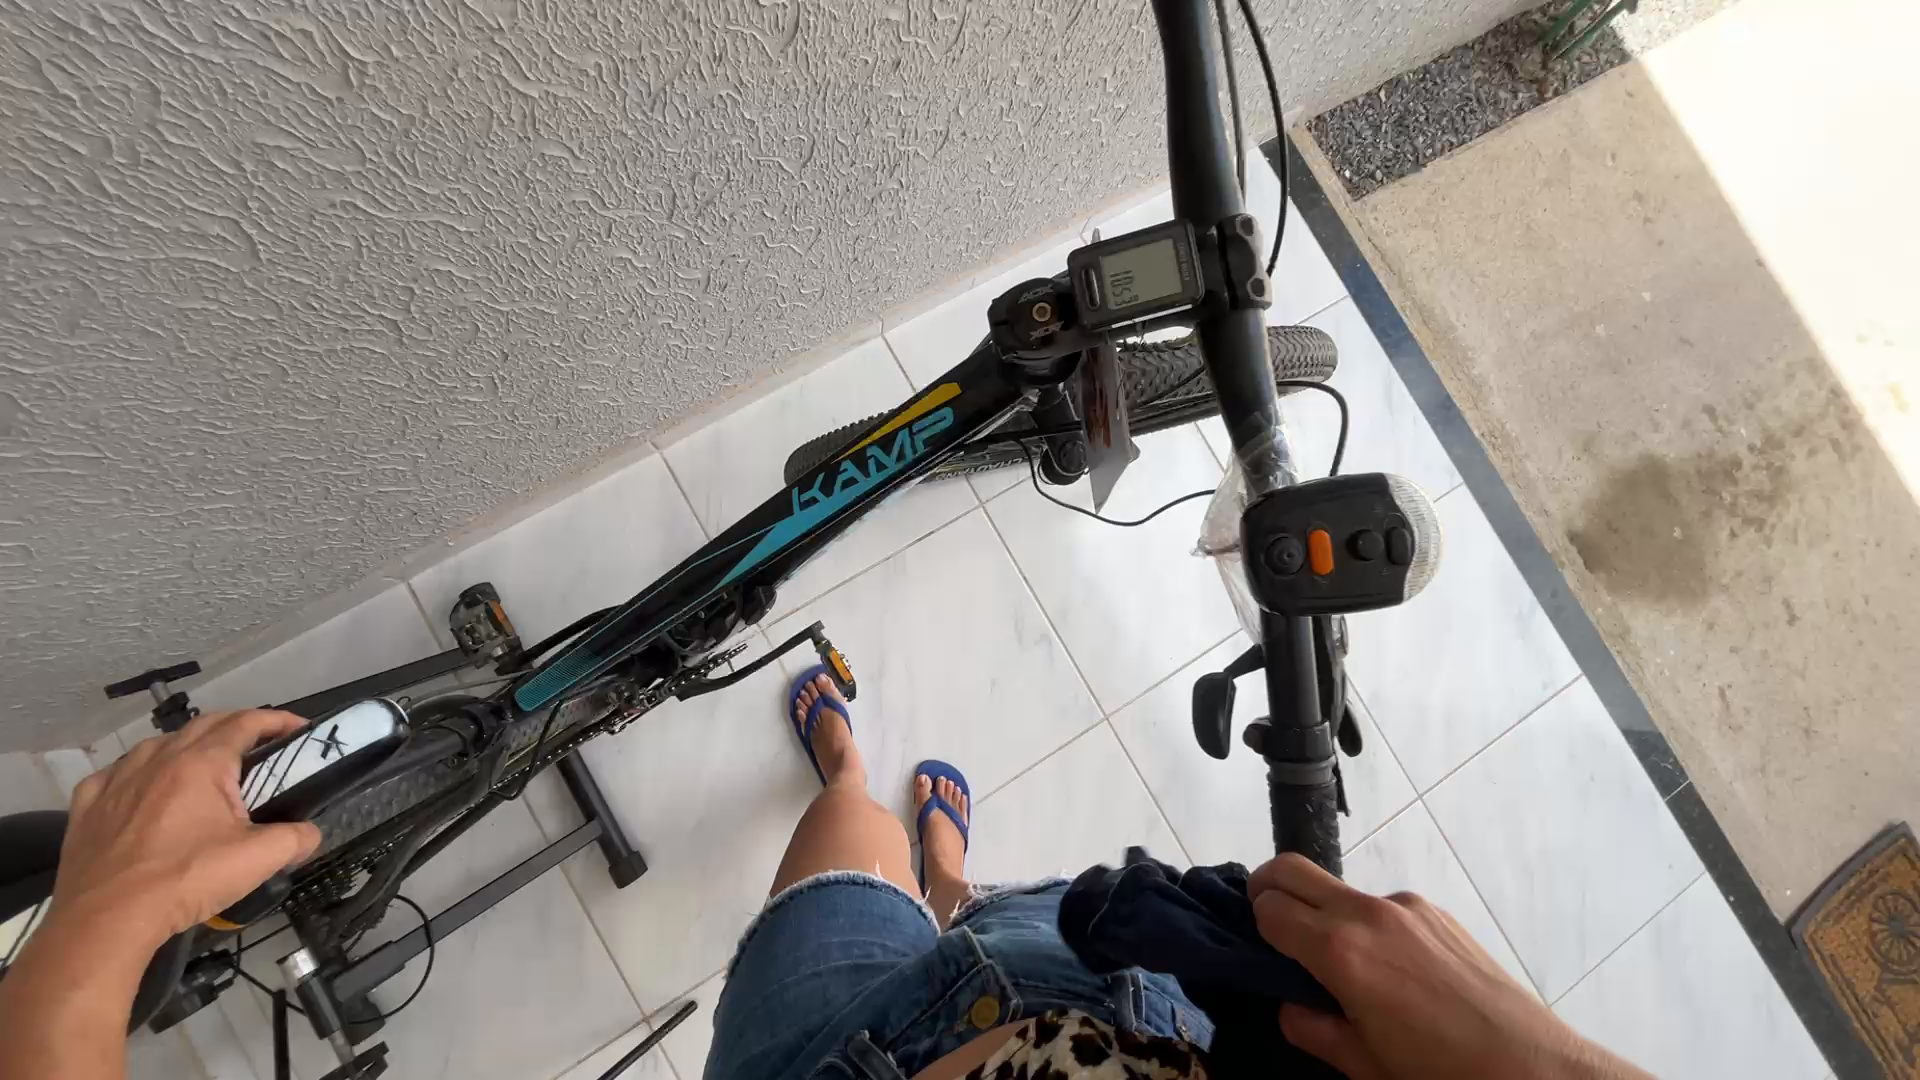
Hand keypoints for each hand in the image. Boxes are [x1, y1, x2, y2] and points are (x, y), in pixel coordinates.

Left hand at [52, 709, 322, 949]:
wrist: (104, 926)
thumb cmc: (188, 879)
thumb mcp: (264, 856)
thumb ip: (300, 836)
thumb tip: (309, 835)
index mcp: (200, 765)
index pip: (246, 722)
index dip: (279, 719)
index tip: (302, 730)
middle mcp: (156, 763)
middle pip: (204, 724)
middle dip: (240, 726)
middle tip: (265, 744)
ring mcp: (114, 786)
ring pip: (157, 744)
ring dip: (189, 743)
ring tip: (208, 764)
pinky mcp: (85, 812)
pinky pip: (113, 774)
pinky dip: (138, 770)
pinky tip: (145, 786)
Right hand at [1250, 854, 1650, 1079]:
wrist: (1542, 1075)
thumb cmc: (1443, 1079)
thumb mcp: (1367, 1068)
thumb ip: (1313, 1029)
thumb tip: (1288, 1004)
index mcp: (1338, 952)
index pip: (1268, 908)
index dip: (1256, 924)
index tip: (1262, 949)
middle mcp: (1364, 913)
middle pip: (1290, 869)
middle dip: (1267, 886)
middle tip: (1268, 920)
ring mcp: (1402, 905)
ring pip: (1336, 888)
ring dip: (1322, 910)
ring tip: (1350, 966)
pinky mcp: (1433, 910)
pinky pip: (1380, 905)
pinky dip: (1369, 925)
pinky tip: (1402, 973)